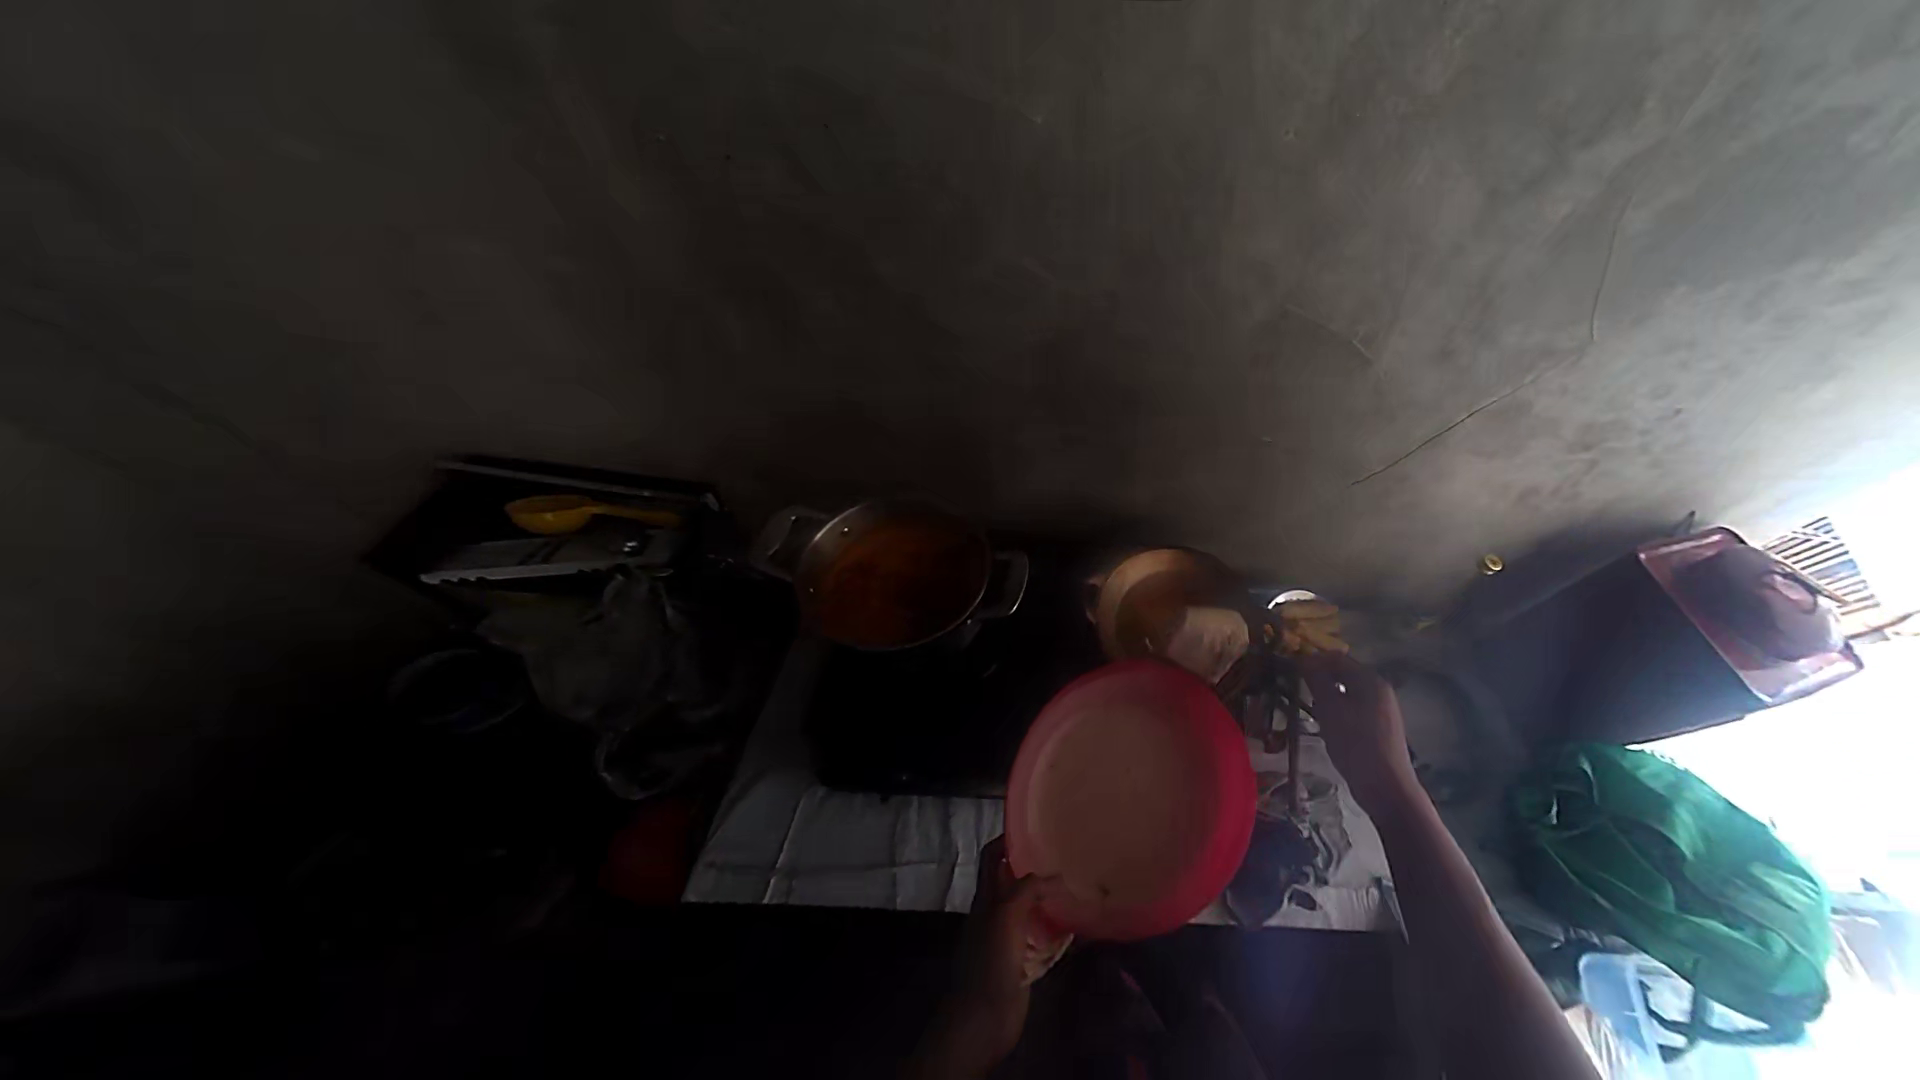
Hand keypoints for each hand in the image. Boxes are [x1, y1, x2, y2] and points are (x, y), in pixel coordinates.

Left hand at [907, 837, 1066, 1079]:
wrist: (984, 1017)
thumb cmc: (989, 961)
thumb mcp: (1005, 916)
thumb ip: (1026, 891)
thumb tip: (1056, 876)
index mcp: (986, 896)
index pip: (993, 857)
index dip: (1007, 840)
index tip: (1033, 828)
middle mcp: (996, 911)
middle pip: (1013, 881)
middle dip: (1033, 868)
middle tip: (1062, 856)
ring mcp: (1009, 937)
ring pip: (1029, 909)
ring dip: (1048, 898)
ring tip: (1075, 887)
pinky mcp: (1023, 961)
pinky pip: (1042, 938)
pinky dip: (1057, 930)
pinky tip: (1077, 927)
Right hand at [1299, 652, 1420, 813]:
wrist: (1385, 785)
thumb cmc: (1354, 742)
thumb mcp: (1329, 708)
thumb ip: (1316, 679)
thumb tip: (1302, 659)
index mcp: (1370, 680)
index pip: (1336, 657)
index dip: (1311, 659)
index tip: (1288, 668)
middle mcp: (1379, 688)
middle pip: (1343, 672)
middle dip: (1318, 675)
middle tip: (1294, 685)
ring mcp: (1381, 708)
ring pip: (1346, 689)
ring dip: (1325, 691)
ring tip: (1306, 703)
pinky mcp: (1378, 725)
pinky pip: (1352, 705)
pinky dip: (1336, 706)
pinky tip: (1324, 720)